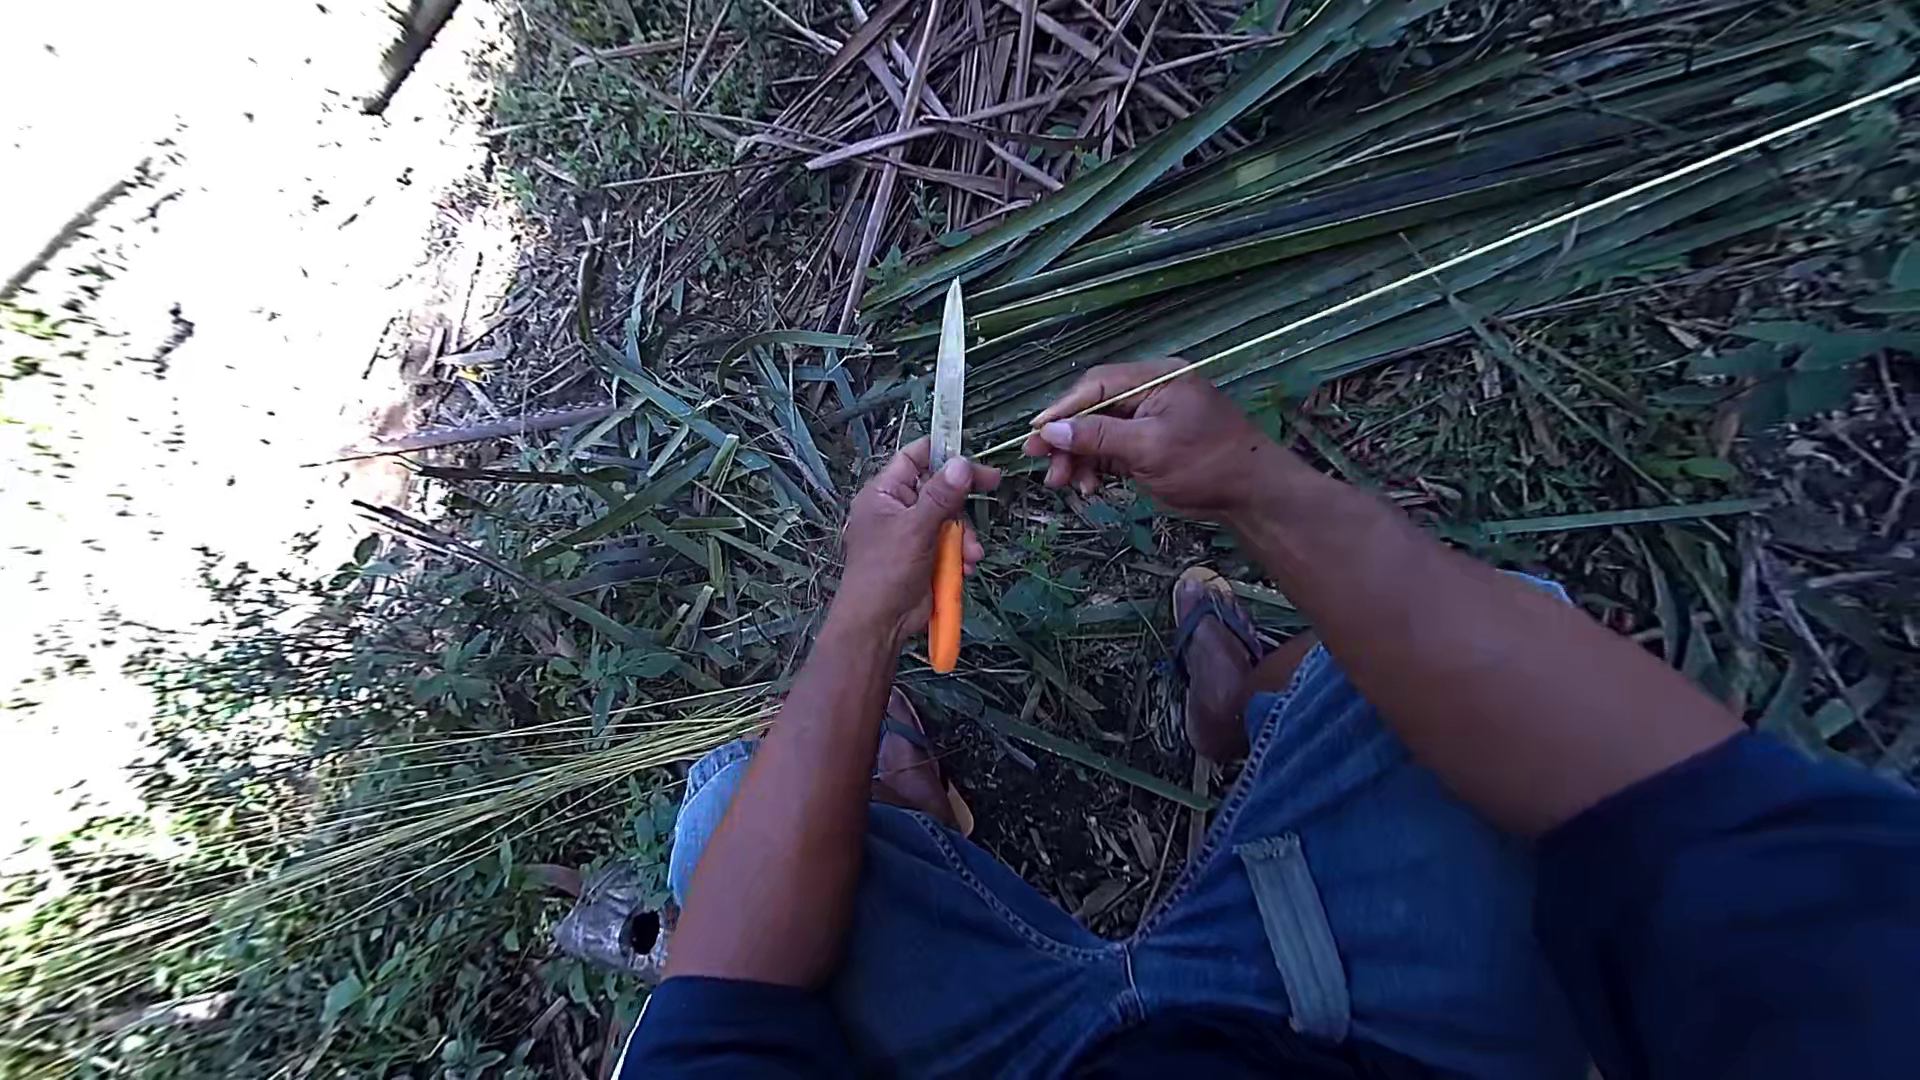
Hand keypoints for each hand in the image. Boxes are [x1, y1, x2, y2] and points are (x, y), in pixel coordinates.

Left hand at [836, 437, 999, 646]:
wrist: (880, 624)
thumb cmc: (886, 571)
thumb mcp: (914, 529)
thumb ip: (940, 496)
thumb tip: (963, 463)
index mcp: (885, 493)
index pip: (915, 458)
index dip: (943, 452)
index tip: (973, 454)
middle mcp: (899, 509)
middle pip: (941, 490)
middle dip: (960, 507)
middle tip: (990, 492)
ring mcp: (914, 533)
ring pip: (951, 520)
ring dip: (964, 538)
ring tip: (968, 556)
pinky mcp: (927, 556)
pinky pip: (951, 545)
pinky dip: (960, 555)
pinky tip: (963, 568)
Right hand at [1020, 359, 1301, 521]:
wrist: (1249, 495)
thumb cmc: (1204, 463)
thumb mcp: (1147, 447)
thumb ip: (1097, 436)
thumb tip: (1049, 430)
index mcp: (1155, 379)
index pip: (1097, 385)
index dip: (1063, 408)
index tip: (1035, 432)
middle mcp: (1148, 394)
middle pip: (1092, 410)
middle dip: (1067, 439)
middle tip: (1040, 463)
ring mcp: (1146, 421)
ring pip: (1096, 434)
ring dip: (1077, 459)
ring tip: (1063, 483)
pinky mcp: (1145, 445)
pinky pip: (1109, 452)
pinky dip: (1095, 469)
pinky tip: (1089, 487)